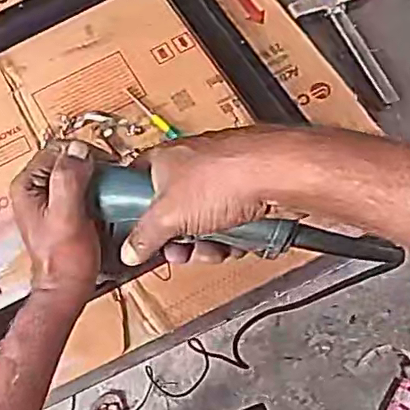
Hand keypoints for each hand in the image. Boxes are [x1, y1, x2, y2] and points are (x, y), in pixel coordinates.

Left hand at [13, 139, 101, 306]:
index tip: (104, 163)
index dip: (83, 152)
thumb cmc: (63, 261)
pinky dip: (97, 192)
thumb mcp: (67, 215)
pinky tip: (107, 202)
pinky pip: (83, 191)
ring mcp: (50, 202)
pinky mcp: (65, 212)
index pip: (56, 149)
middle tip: (111, 176)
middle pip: (68, 160)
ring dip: (96, 179)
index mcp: (27, 187)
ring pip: (77, 175)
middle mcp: (35, 191)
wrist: (67, 288)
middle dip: (92, 166)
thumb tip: (78, 150)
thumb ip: (69, 179)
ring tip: (111, 189)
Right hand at [118, 126, 307, 265]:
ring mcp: (218, 180)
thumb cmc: (227, 176)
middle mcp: (190, 165)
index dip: (132, 211)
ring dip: (205, 244)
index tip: (134, 234)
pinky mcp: (243, 194)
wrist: (278, 175)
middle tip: (180, 250)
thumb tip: (130, 250)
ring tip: (214, 248)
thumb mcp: (169, 216)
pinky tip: (234, 242)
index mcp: (163, 160)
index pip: (133, 184)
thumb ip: (144, 237)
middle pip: (171, 212)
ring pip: (200, 222)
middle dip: (177, 239)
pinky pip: (226, 223)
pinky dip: (229, 237)